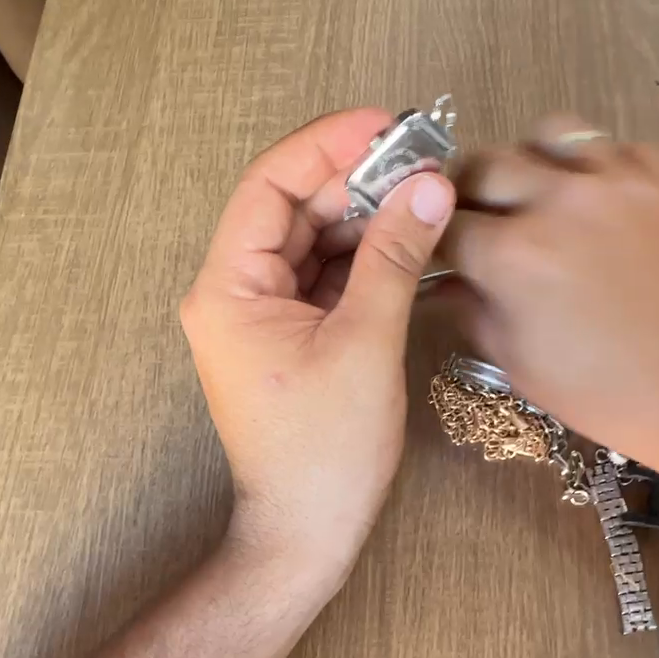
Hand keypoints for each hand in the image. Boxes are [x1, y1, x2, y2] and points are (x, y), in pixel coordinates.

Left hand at [182, 109, 454, 584]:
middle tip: (423, 165)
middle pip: (293, 211)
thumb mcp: (365, 344)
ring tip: (424, 202)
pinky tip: (406, 247)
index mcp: (228, 289)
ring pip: (313, 245)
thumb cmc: (326, 452)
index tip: (387, 126)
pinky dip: (363, 263)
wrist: (307, 531)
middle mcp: (234, 295)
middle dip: (356, 184)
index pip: (270, 185)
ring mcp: (261, 319)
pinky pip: (324, 282)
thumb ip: (394, 257)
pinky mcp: (288, 340)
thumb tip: (429, 187)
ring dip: (365, 221)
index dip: (327, 145)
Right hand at [439, 114, 658, 484]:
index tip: (434, 253)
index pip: (446, 226)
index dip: (431, 241)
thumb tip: (447, 285)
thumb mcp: (524, 366)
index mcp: (513, 256)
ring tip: (531, 198)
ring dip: (525, 163)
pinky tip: (593, 205)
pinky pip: (609, 147)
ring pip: (547, 135)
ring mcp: (615, 179)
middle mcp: (557, 200)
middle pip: (484, 164)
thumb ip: (475, 313)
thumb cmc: (613, 397)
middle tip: (470, 221)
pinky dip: (588, 167)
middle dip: (465, 192)